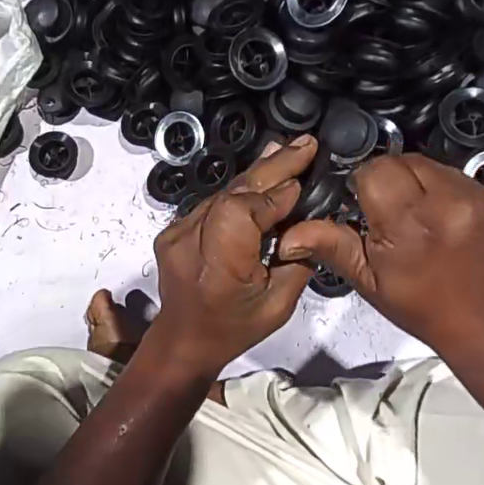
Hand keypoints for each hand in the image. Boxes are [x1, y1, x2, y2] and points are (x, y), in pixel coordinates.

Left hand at [144, 136, 319, 374]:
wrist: (184, 338)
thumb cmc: (233, 328)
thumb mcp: (278, 305)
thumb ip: (297, 260)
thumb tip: (309, 219)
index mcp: (217, 268)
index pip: (244, 213)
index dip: (275, 194)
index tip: (303, 182)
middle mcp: (191, 244)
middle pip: (233, 193)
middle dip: (272, 168)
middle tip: (304, 146)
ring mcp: (177, 234)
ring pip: (223, 192)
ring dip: (258, 173)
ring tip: (289, 151)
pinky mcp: (174, 229)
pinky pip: (213, 201)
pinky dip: (240, 190)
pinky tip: (263, 174)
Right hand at [279, 154, 483, 359]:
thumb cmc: (429, 310)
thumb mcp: (370, 282)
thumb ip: (332, 246)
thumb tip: (292, 236)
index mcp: (409, 222)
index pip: (375, 168)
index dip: (365, 184)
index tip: (368, 203)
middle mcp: (449, 204)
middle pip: (406, 160)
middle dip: (394, 182)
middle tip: (397, 218)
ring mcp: (482, 201)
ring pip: (438, 166)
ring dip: (426, 187)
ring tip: (427, 224)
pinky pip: (468, 180)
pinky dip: (456, 196)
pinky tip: (453, 226)